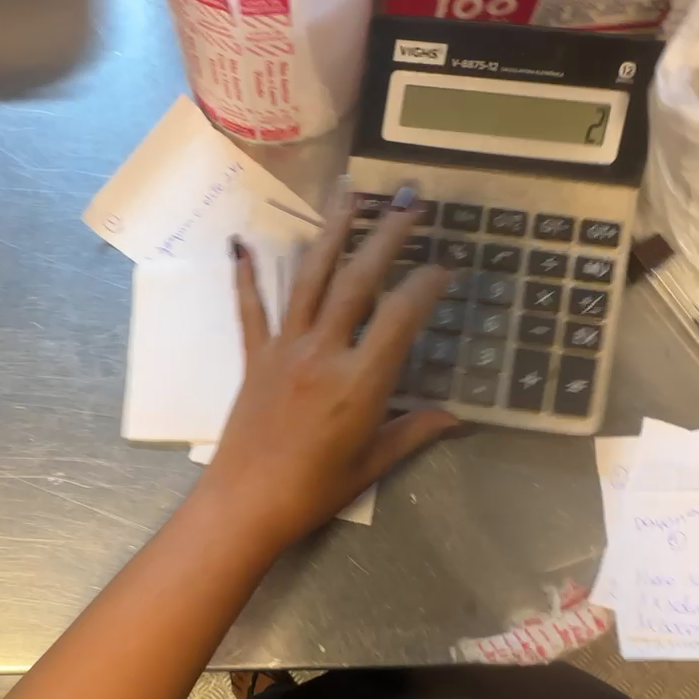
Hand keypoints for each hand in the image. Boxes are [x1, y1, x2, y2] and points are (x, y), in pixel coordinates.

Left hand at [191, 183, 459, 551]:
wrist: (244, 505)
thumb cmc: (313, 491)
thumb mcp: (371, 466)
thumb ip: (414, 432)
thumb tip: (457, 417)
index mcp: (360, 381)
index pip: (401, 314)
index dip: (427, 283)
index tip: (446, 265)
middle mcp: (323, 352)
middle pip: (359, 280)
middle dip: (388, 236)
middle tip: (410, 200)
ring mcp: (284, 349)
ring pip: (310, 280)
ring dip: (331, 233)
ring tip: (349, 193)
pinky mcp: (254, 357)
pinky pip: (250, 309)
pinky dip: (246, 276)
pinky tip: (241, 243)